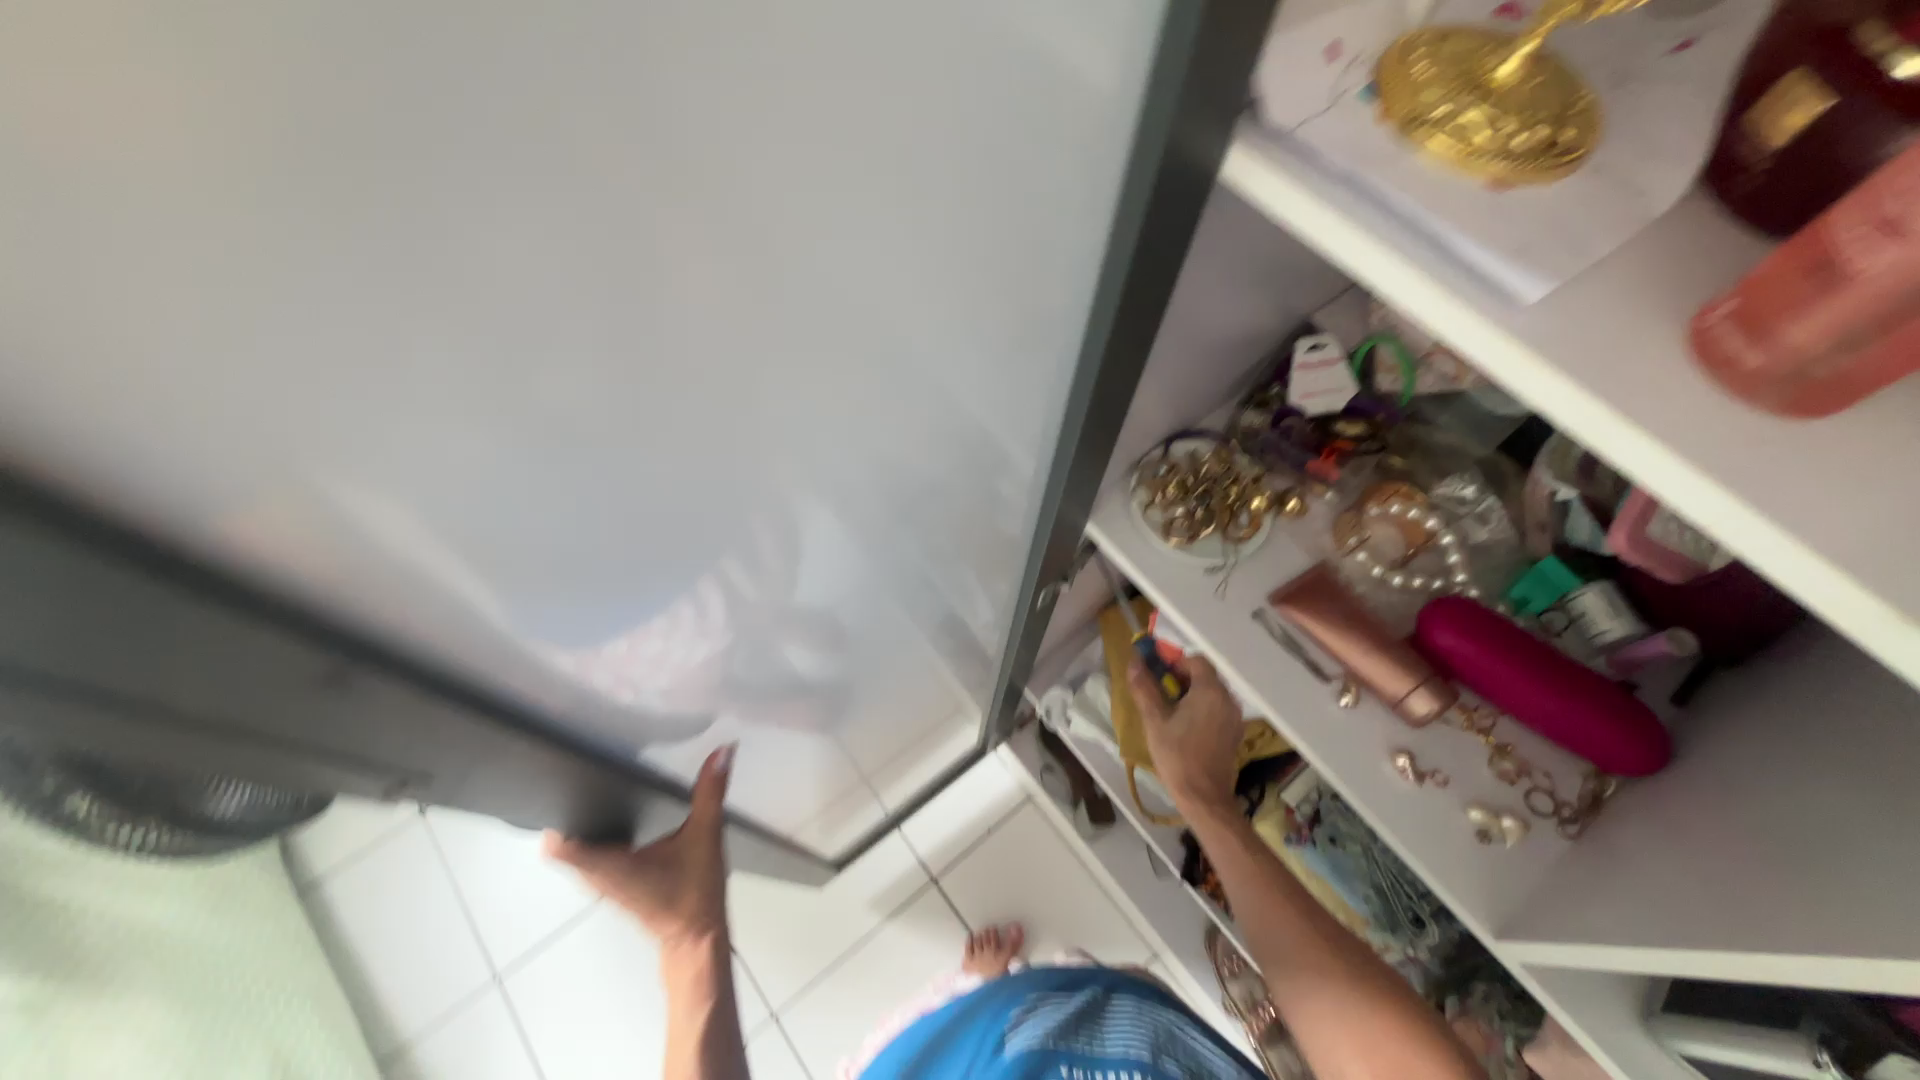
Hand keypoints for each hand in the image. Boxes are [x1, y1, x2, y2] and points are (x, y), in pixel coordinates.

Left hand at [543, 743, 735, 951]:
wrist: (697, 939)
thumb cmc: (695, 892)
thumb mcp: (705, 836)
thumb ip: (710, 793)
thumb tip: (723, 751)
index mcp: (609, 865)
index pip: (558, 845)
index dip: (557, 814)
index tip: (567, 783)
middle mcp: (597, 875)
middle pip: (562, 843)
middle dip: (570, 810)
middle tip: (583, 776)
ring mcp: (602, 884)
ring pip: (576, 852)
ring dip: (582, 826)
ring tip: (596, 791)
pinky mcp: (613, 886)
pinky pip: (590, 859)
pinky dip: (596, 840)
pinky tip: (616, 820)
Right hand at [1127, 656, 1241, 818]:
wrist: (1203, 796)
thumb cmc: (1177, 756)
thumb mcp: (1155, 721)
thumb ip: (1144, 688)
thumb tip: (1134, 661)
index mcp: (1210, 691)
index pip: (1196, 660)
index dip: (1175, 664)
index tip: (1158, 678)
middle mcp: (1228, 699)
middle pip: (1205, 676)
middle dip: (1182, 679)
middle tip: (1161, 695)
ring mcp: (1234, 717)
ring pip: (1212, 693)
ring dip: (1192, 694)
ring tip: (1171, 713)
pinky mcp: (1234, 733)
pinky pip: (1218, 709)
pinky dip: (1203, 709)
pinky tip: (1187, 728)